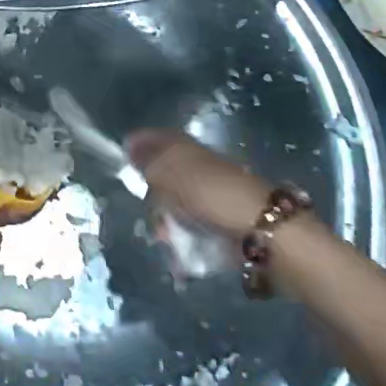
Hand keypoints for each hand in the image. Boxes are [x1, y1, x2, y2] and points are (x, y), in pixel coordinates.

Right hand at [125, 129, 272, 237]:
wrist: (262, 229)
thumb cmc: (209, 194)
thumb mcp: (170, 173)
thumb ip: (148, 162)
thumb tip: (130, 146)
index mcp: (185, 147)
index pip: (156, 137)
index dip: (139, 143)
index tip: (123, 158)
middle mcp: (198, 164)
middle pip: (164, 172)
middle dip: (152, 192)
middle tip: (148, 208)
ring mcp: (211, 191)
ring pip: (177, 201)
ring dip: (167, 218)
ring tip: (166, 237)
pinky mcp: (222, 217)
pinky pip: (193, 223)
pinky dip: (183, 234)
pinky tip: (179, 249)